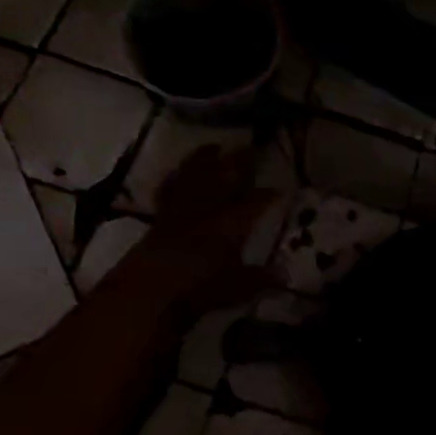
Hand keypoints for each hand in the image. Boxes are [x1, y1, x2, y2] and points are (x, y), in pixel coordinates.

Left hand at [128, 143, 280, 313]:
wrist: (150, 287)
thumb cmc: (200, 288)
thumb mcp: (238, 287)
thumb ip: (261, 278)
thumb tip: (285, 275)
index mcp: (234, 220)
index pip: (258, 201)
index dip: (271, 195)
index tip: (282, 189)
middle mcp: (210, 205)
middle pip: (227, 174)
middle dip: (242, 160)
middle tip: (252, 148)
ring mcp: (182, 206)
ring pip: (196, 173)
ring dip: (205, 158)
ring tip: (215, 146)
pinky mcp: (160, 215)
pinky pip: (169, 188)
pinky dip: (174, 178)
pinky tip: (177, 173)